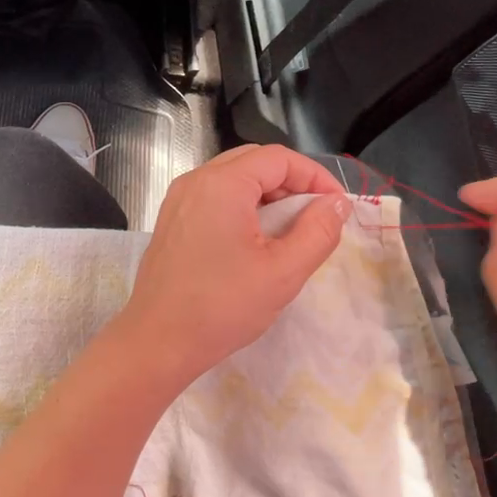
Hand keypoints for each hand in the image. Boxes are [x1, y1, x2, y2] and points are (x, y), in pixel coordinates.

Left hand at [117, 144, 348, 386]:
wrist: (159, 338)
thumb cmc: (223, 305)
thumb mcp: (283, 271)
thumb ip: (317, 232)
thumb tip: (336, 203)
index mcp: (221, 183)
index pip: (277, 157)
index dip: (314, 176)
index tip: (337, 207)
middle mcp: (195, 180)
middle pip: (253, 161)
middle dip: (291, 182)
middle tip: (317, 217)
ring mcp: (179, 198)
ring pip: (233, 178)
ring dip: (267, 195)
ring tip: (291, 232)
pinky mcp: (173, 218)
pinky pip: (215, 196)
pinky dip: (242, 206)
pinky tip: (257, 241)